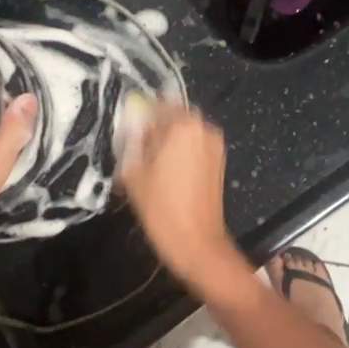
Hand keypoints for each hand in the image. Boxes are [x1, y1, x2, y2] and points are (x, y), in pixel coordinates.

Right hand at [117, 103, 248, 291]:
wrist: (196, 243)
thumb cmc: (162, 209)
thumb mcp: (134, 172)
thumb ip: (132, 140)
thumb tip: (133, 122)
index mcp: (183, 126)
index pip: (156, 104)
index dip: (141, 118)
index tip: (130, 135)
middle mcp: (203, 129)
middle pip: (172, 118)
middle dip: (155, 131)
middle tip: (138, 154)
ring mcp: (214, 146)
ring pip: (184, 134)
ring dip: (167, 144)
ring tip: (150, 169)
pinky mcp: (218, 163)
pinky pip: (194, 148)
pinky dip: (180, 155)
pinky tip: (166, 178)